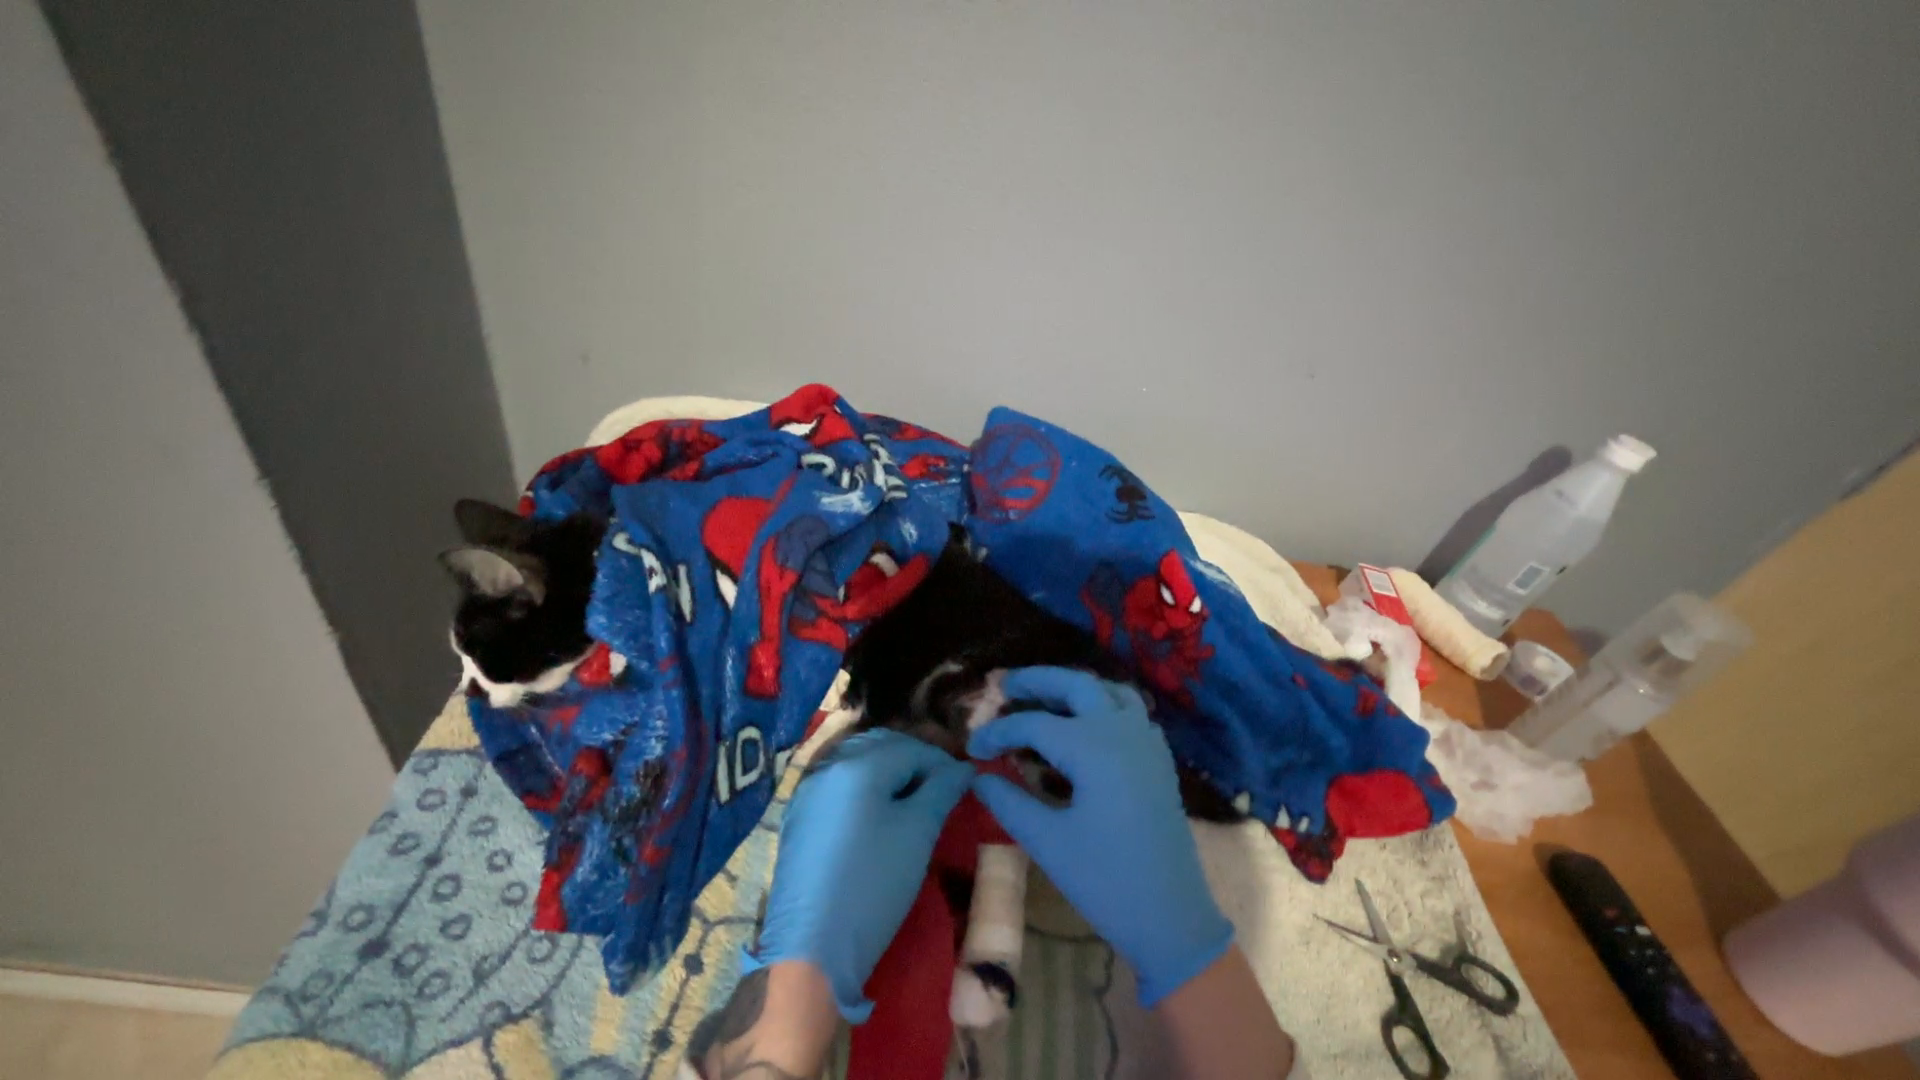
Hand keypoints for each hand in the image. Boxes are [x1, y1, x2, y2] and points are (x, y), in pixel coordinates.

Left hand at [748, 729, 972, 1020]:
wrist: (813, 947)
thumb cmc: (874, 885)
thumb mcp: (918, 833)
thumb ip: (942, 791)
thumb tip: (964, 769)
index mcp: (858, 765)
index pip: (912, 748)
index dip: (943, 762)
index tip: (966, 783)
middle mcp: (828, 768)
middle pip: (881, 747)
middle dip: (915, 761)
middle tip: (942, 787)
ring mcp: (808, 793)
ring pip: (857, 764)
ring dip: (889, 772)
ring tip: (914, 800)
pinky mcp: (799, 820)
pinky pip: (839, 787)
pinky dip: (865, 789)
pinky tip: (880, 816)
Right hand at [968, 667, 1233, 1005]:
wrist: (1172, 917)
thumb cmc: (1106, 881)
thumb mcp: (1048, 842)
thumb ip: (1009, 802)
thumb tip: (978, 778)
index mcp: (1093, 747)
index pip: (1033, 724)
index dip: (998, 732)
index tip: (971, 750)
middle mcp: (1122, 731)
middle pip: (1076, 686)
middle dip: (1037, 681)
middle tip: (1003, 685)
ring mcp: (1147, 743)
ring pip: (1109, 692)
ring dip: (1074, 688)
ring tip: (1043, 698)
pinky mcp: (1158, 760)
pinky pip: (1130, 713)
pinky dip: (1102, 705)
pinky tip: (1085, 727)